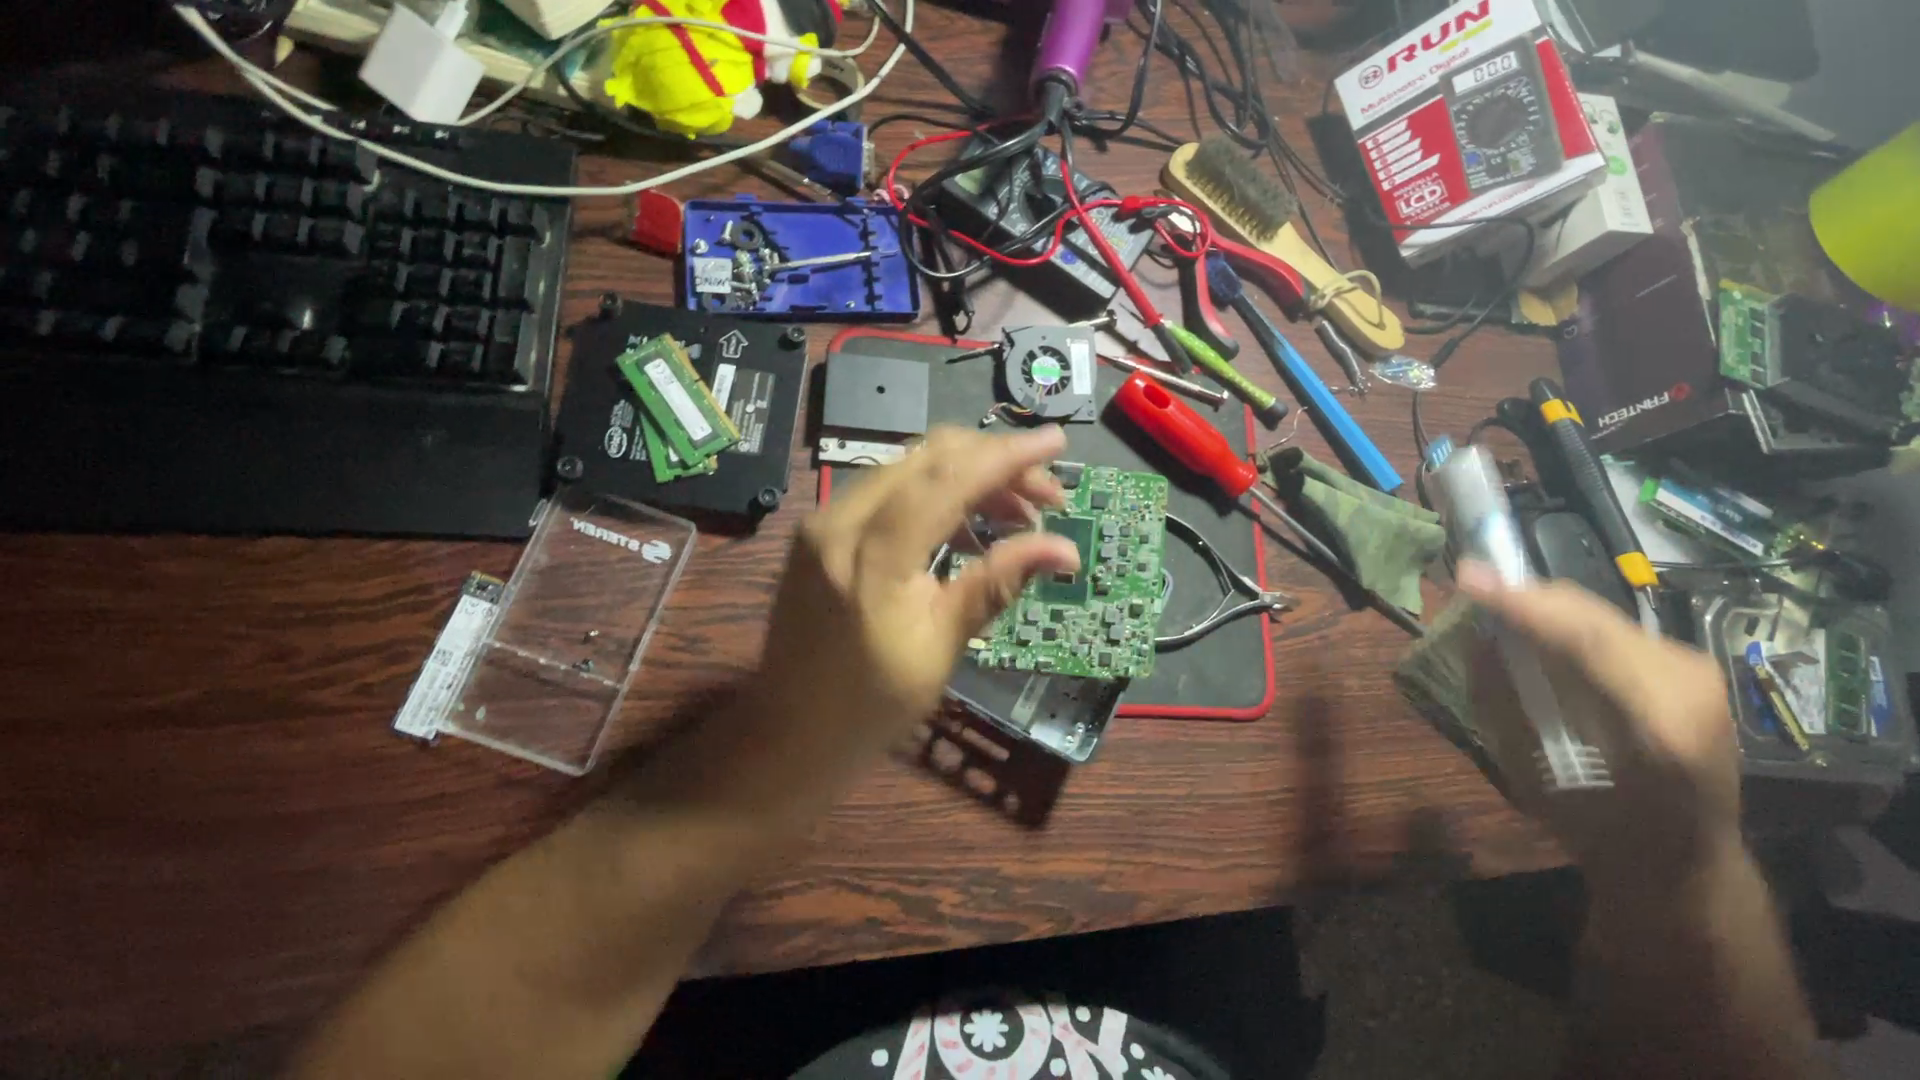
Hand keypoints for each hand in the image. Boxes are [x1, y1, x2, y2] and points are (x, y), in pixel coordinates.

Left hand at [739, 427, 1080, 795]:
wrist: (788, 732)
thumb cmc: (870, 705)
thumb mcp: (942, 646)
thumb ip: (996, 584)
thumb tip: (1064, 549)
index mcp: (873, 556)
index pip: (947, 480)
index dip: (1006, 456)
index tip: (1056, 440)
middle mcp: (840, 521)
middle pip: (926, 459)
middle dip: (992, 462)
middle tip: (1046, 493)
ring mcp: (823, 522)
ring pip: (905, 468)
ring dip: (964, 477)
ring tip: (1016, 514)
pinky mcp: (819, 531)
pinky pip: (883, 491)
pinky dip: (930, 494)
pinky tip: (966, 525)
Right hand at [1458, 564, 1742, 892]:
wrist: (1683, 858)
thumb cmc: (1601, 830)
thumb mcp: (1535, 780)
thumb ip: (1504, 705)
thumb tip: (1475, 640)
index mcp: (1659, 723)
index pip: (1585, 639)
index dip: (1523, 603)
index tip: (1468, 576)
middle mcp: (1688, 685)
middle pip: (1593, 616)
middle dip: (1527, 598)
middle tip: (1470, 590)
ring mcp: (1696, 670)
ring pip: (1600, 615)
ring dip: (1545, 610)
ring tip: (1497, 611)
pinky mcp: (1690, 664)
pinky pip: (1612, 628)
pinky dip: (1567, 624)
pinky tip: (1538, 635)